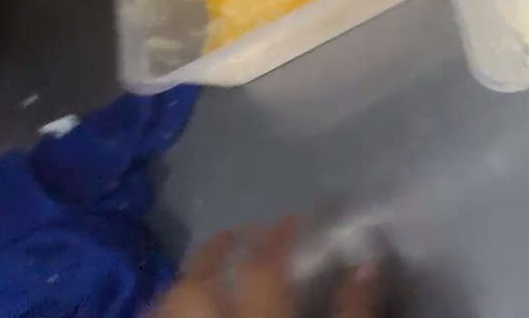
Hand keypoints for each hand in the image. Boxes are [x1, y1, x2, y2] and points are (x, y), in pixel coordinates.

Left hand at [150, 216, 378, 317]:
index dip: (274, 239)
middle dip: (213, 253)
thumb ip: (355, 309)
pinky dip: (161, 311)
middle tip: (237, 233)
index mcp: (260, 317)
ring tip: (202, 267)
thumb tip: (367, 264)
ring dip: (181, 283)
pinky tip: (174, 304)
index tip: (289, 220)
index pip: (260, 268)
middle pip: (194, 287)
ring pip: (164, 309)